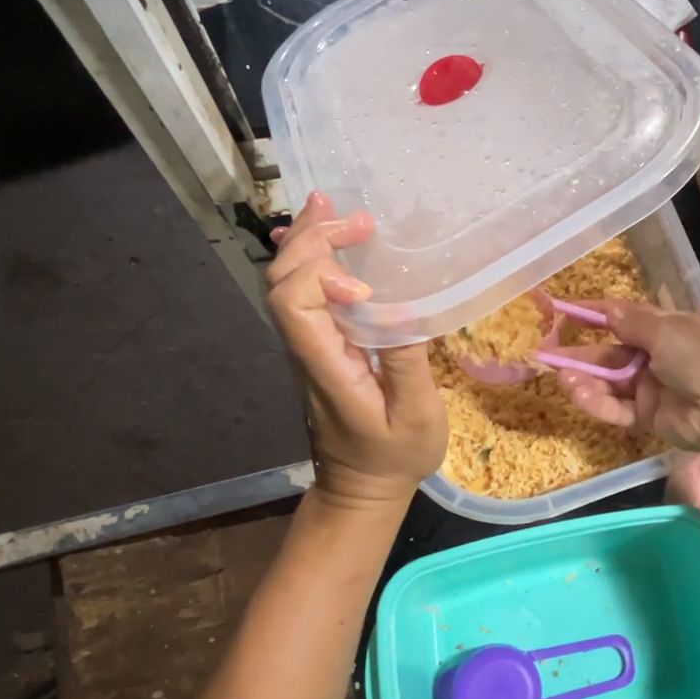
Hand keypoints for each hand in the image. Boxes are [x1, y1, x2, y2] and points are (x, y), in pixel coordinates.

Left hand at [267, 193, 447, 509]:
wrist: (361, 489)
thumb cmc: (393, 456)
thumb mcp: (415, 416)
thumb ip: (406, 362)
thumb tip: (401, 307)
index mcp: (326, 366)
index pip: (294, 305)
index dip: (320, 277)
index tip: (366, 285)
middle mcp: (306, 350)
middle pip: (283, 282)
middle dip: (313, 242)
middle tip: (356, 219)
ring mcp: (309, 348)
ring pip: (286, 285)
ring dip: (307, 243)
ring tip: (333, 209)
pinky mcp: (321, 348)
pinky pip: (302, 296)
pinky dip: (312, 261)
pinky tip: (328, 242)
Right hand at [553, 300, 699, 458]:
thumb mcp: (670, 332)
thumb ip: (634, 324)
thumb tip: (608, 310)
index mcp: (668, 326)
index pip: (625, 316)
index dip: (596, 313)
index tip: (563, 311)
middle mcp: (657, 354)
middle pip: (611, 352)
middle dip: (580, 354)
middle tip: (546, 354)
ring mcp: (651, 386)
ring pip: (609, 382)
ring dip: (585, 380)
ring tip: (562, 378)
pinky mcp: (648, 415)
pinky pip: (617, 407)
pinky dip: (598, 403)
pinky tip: (579, 395)